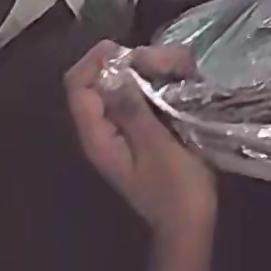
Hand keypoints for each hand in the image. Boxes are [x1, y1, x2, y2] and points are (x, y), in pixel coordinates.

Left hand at [65, 41, 216, 249]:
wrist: (192, 220)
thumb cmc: (175, 188)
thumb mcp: (155, 147)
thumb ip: (132, 110)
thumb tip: (114, 71)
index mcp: (99, 135)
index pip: (78, 86)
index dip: (96, 60)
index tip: (131, 50)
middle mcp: (108, 124)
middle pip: (104, 75)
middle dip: (138, 60)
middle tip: (172, 66)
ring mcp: (129, 122)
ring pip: (132, 75)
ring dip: (159, 65)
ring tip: (187, 72)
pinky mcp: (149, 120)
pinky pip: (151, 85)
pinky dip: (169, 75)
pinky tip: (191, 79)